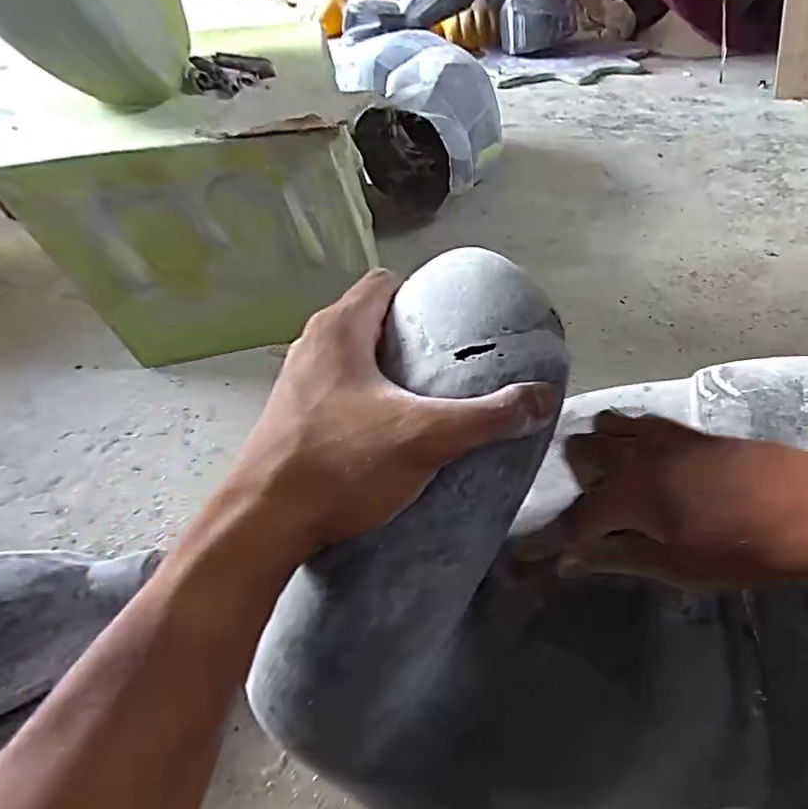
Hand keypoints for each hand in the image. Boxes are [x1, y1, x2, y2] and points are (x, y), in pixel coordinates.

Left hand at [229, 269, 561, 551]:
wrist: (264, 523)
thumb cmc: (340, 466)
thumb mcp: (425, 438)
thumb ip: (487, 417)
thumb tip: (543, 399)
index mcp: (338, 331)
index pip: (384, 284)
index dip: (421, 297)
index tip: (450, 327)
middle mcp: (310, 348)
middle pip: (369, 323)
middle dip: (409, 340)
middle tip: (447, 370)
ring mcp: (294, 386)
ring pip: (351, 363)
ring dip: (385, 375)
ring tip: (423, 405)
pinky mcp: (289, 422)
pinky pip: (336, 396)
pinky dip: (363, 404)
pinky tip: (384, 438)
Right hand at [533, 412, 807, 588]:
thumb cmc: (740, 548)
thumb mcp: (675, 566)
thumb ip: (617, 557)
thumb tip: (570, 561)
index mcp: (626, 497)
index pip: (571, 523)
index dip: (544, 545)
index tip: (520, 562)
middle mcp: (634, 457)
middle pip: (579, 456)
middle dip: (571, 482)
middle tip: (586, 512)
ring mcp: (660, 438)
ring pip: (605, 427)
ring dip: (596, 450)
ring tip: (608, 477)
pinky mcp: (685, 430)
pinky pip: (637, 421)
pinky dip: (624, 434)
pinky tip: (639, 454)